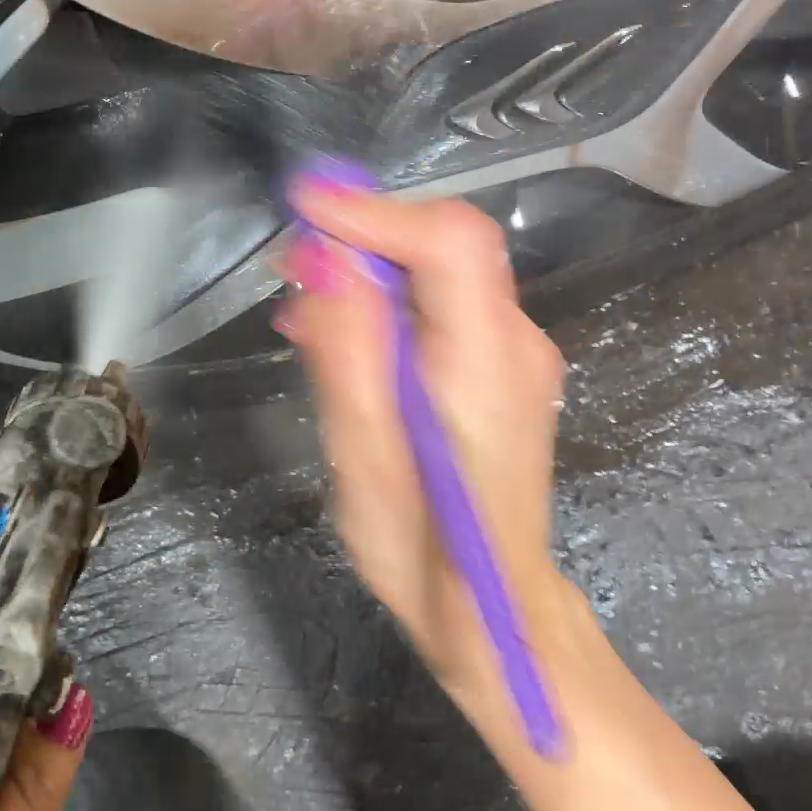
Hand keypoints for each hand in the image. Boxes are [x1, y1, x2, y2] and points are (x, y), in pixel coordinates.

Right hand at [277, 178, 573, 727]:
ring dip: (372, 271)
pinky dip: (392, 302)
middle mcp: (516, 345)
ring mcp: (519, 356)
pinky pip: (446, 308)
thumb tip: (327, 262)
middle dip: (364, 238)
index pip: (449, 244)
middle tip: (292, 268)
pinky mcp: (504, 371)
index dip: (375, 212)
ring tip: (304, 310)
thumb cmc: (419, 550)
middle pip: (448, 247)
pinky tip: (345, 335)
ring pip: (444, 274)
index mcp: (483, 367)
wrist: (489, 607)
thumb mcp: (362, 457)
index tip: (304, 204)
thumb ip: (349, 354)